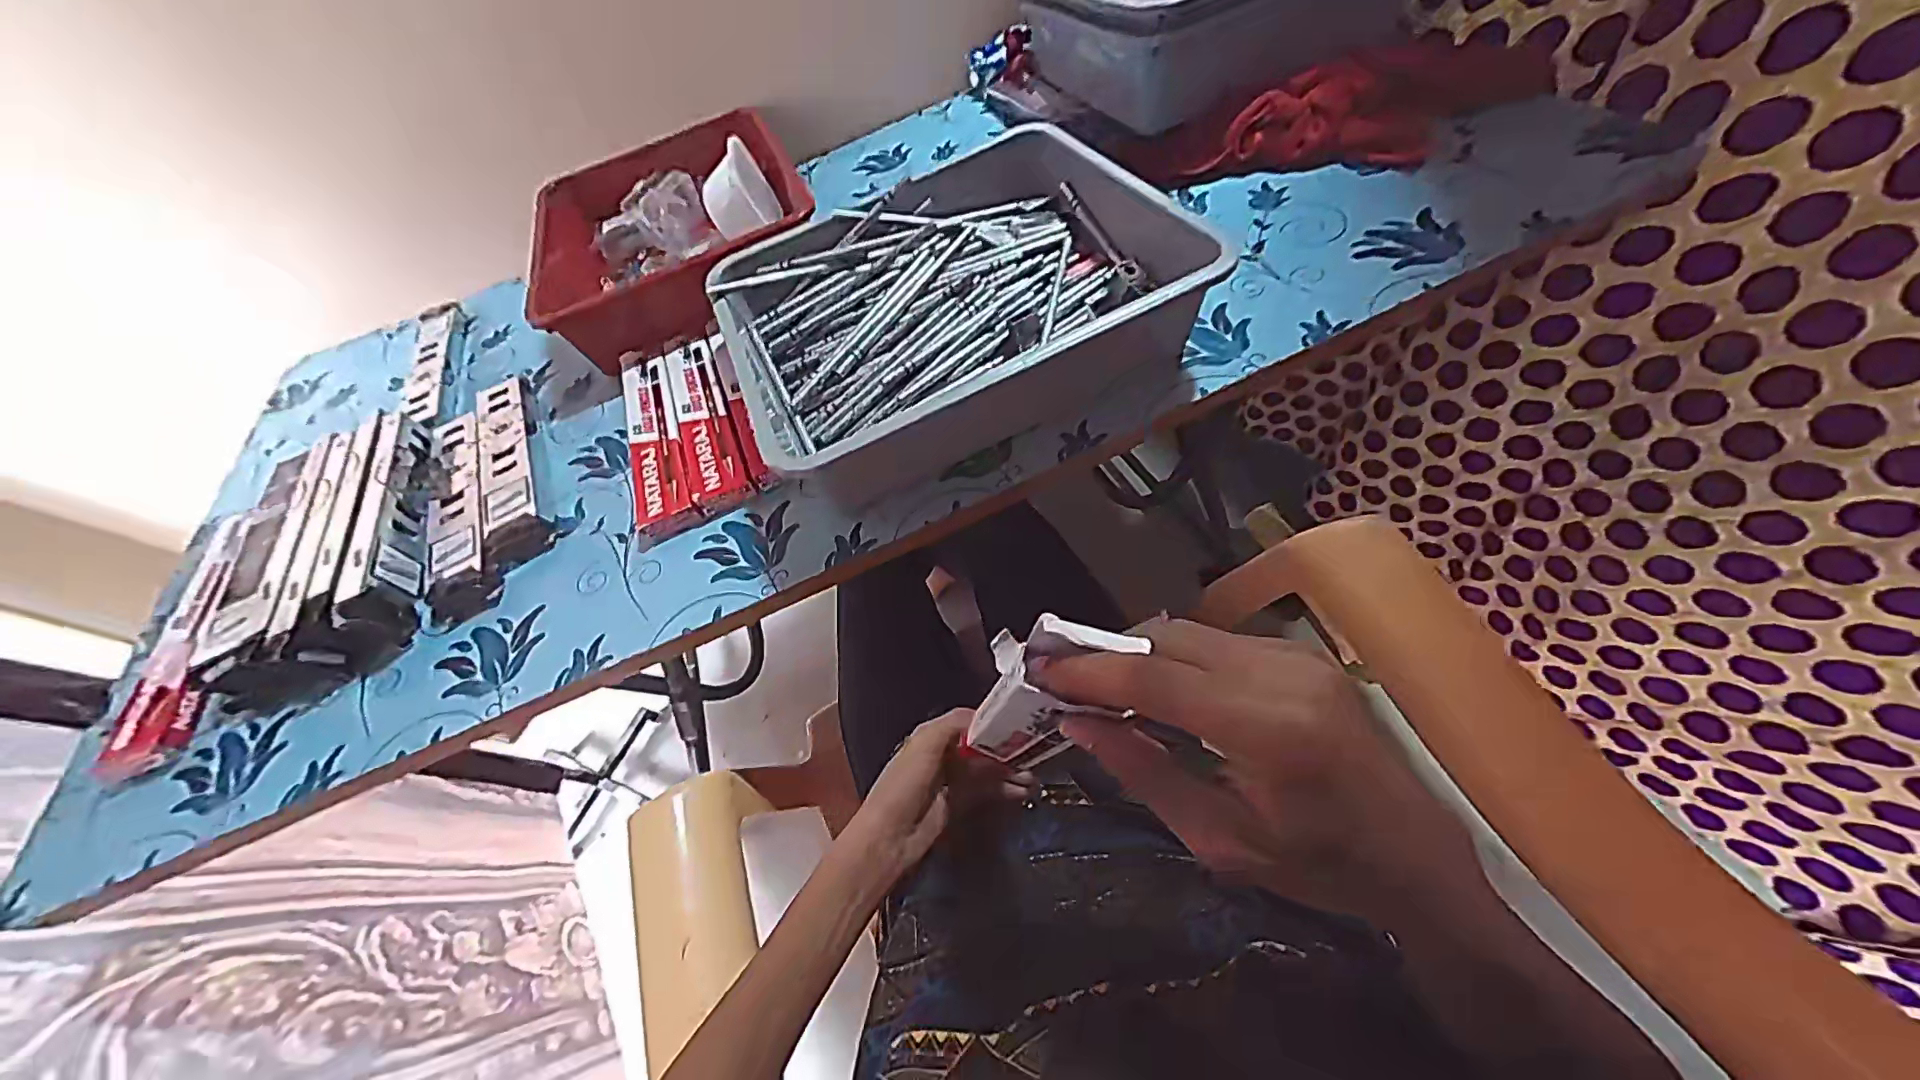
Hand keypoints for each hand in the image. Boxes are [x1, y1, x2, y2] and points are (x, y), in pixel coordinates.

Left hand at [837, 710, 1023, 885]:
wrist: (890, 837)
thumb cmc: (904, 785)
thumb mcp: (925, 743)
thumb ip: (953, 723)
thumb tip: (982, 715)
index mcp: (931, 736)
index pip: (968, 723)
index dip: (992, 723)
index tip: (1018, 724)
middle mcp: (942, 755)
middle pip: (980, 746)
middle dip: (1005, 748)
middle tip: (1033, 752)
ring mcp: (951, 781)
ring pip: (986, 769)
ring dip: (1009, 770)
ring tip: (1032, 775)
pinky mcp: (958, 805)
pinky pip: (985, 791)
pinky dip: (1003, 789)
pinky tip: (1021, 791)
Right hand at [1035, 619, 1472, 913]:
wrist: (1422, 853)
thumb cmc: (1322, 866)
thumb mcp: (1220, 841)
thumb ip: (1145, 773)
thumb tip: (1078, 726)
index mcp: (1265, 728)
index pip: (1153, 679)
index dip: (1088, 671)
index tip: (1042, 672)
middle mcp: (1280, 672)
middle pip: (1163, 638)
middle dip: (1105, 652)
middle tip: (1062, 675)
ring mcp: (1295, 655)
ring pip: (1186, 631)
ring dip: (1137, 652)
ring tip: (1102, 683)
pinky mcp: (1300, 652)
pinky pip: (1215, 640)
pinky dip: (1173, 657)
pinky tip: (1160, 687)